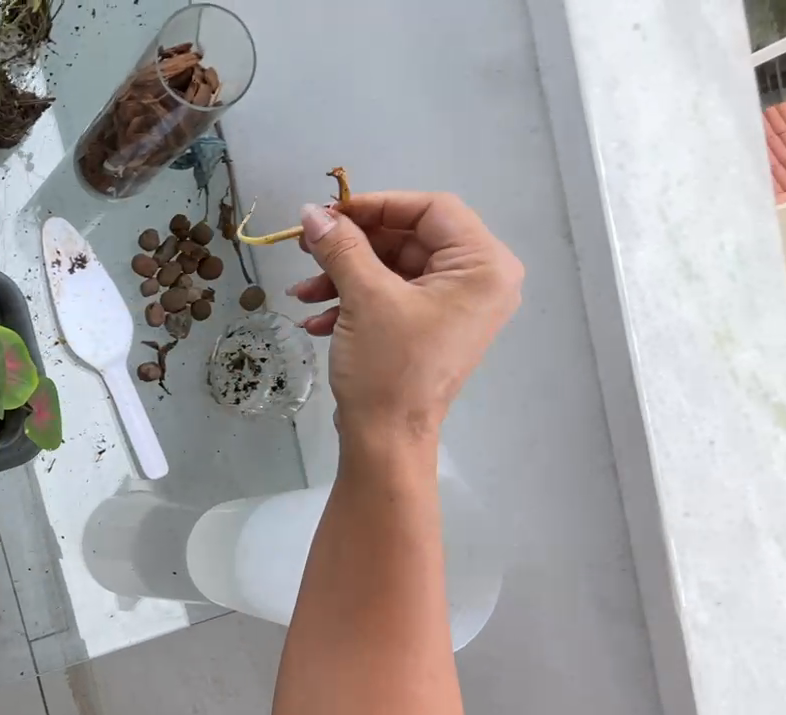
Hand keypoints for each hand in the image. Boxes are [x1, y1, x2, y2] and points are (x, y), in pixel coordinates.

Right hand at [288, 193, 523, 444]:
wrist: (386, 437)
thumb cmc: (388, 367)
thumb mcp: (364, 300)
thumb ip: (341, 250)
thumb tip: (311, 213)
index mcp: (483, 265)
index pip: (431, 210)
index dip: (376, 206)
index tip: (328, 215)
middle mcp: (478, 280)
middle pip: (408, 241)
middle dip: (351, 249)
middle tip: (306, 249)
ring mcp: (452, 307)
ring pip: (392, 272)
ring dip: (342, 279)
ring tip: (302, 294)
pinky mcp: (427, 330)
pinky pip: (390, 300)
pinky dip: (352, 304)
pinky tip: (316, 320)